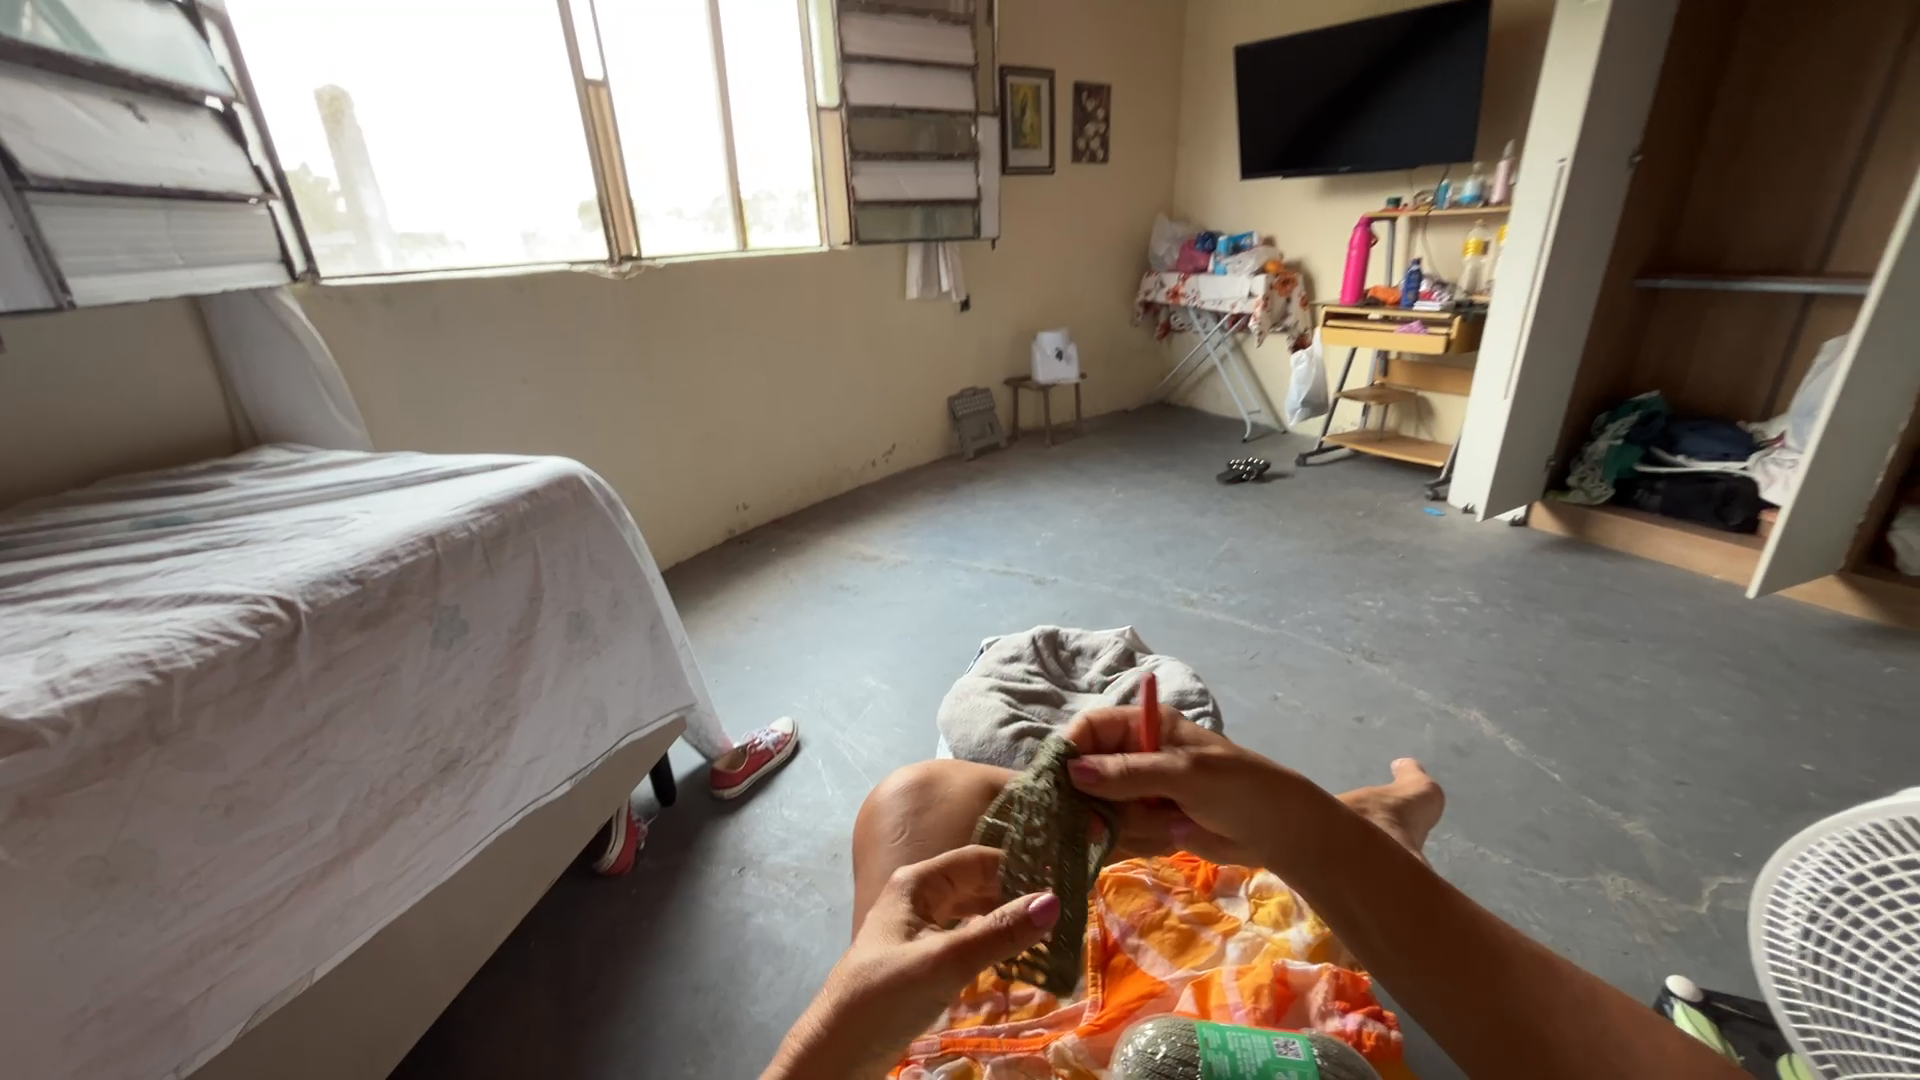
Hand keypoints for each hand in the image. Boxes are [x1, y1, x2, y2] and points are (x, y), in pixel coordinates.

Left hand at [763, 846, 1058, 1079]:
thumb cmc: (884, 996)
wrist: (837, 1054)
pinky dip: (992, 944)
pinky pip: (966, 940)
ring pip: (973, 914)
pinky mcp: (922, 960)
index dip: (1018, 865)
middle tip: (1066, 908)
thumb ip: (998, 933)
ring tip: (1052, 931)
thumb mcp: (945, 961)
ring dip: (1006, 921)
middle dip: (1017, 894)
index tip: (1063, 876)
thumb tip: (1054, 901)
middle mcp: (920, 898)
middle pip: (977, 885)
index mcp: (918, 882)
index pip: (978, 859)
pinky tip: (1017, 958)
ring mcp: (919, 930)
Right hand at [1063, 705, 1317, 868]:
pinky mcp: (1146, 821)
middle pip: (1086, 773)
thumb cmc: (1238, 787)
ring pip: (1101, 809)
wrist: (1282, 833)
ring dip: (1128, 824)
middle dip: (1099, 801)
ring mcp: (1139, 790)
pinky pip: (1120, 833)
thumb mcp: (1184, 774)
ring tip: (1171, 825)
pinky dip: (1138, 841)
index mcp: (1142, 725)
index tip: (1062, 785)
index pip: (1089, 728)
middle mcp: (1134, 754)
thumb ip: (1128, 773)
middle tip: (1110, 824)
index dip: (1071, 751)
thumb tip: (1072, 772)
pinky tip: (1172, 837)